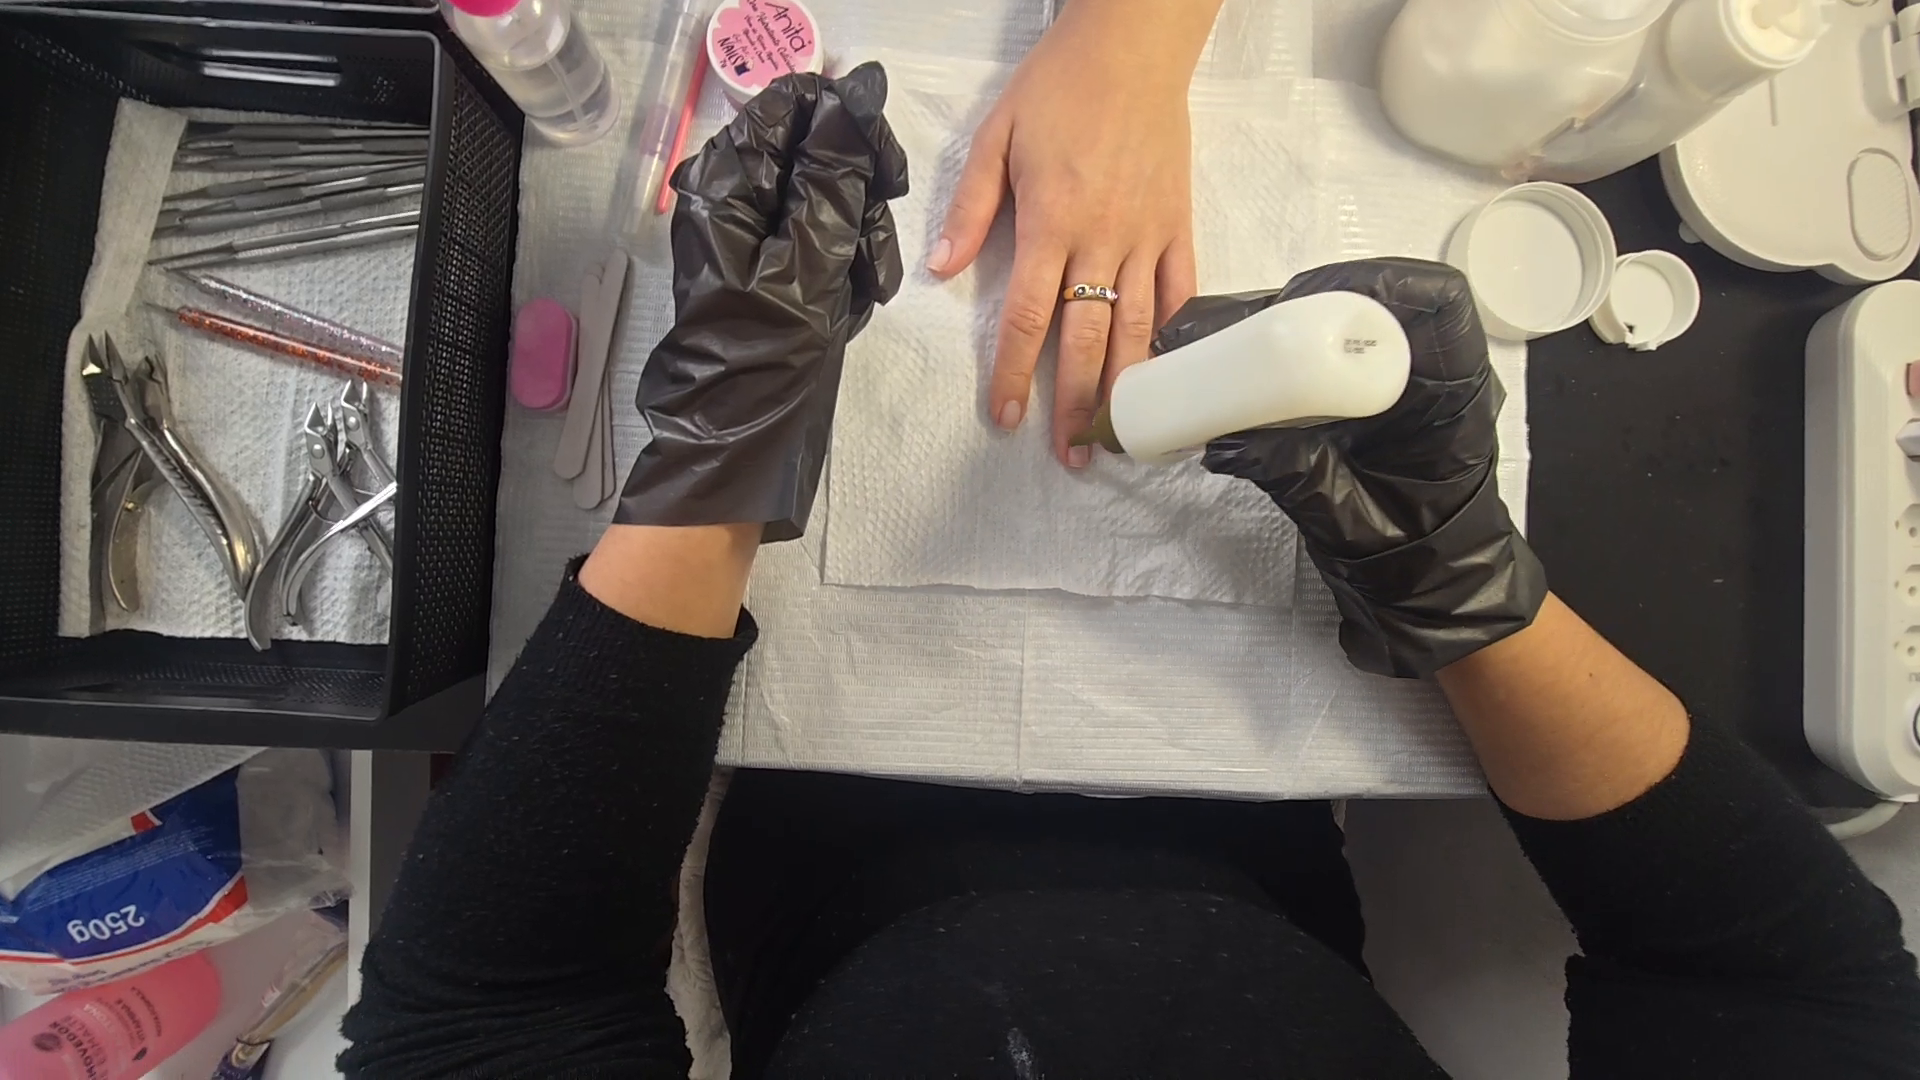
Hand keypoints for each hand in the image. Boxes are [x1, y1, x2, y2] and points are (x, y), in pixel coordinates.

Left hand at [614, 63, 908, 541]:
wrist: (743, 438)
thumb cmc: (765, 355)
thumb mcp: (805, 263)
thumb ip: (830, 178)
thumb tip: (854, 98)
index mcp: (728, 183)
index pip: (792, 108)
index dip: (846, 127)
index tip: (886, 174)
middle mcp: (739, 199)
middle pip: (817, 155)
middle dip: (859, 197)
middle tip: (872, 247)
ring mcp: (761, 237)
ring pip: (832, 202)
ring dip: (861, 241)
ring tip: (863, 290)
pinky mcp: (782, 271)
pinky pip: (828, 243)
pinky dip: (850, 268)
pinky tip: (854, 302)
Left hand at [929, 0, 1221, 466]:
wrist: (1135, 41)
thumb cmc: (1058, 86)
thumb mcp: (995, 135)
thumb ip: (969, 208)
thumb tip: (940, 270)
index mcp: (1050, 223)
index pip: (1026, 317)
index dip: (1013, 372)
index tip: (1005, 417)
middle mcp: (1101, 240)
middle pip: (1085, 339)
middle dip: (1075, 404)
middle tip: (1070, 455)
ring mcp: (1147, 237)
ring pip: (1137, 328)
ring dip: (1125, 388)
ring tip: (1117, 438)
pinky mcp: (1179, 227)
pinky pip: (1183, 291)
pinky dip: (1175, 336)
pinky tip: (1166, 376)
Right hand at [1191, 257, 1547, 676]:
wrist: (1427, 590)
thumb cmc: (1414, 562)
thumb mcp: (1353, 522)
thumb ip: (1297, 479)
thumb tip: (1223, 441)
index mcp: (1451, 394)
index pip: (1432, 300)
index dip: (1369, 282)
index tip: (1297, 301)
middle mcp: (1425, 378)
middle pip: (1369, 306)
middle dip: (1293, 303)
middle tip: (1224, 324)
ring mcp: (1389, 391)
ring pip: (1336, 331)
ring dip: (1272, 328)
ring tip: (1206, 339)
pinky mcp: (1356, 408)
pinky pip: (1316, 366)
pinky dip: (1269, 362)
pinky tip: (1223, 368)